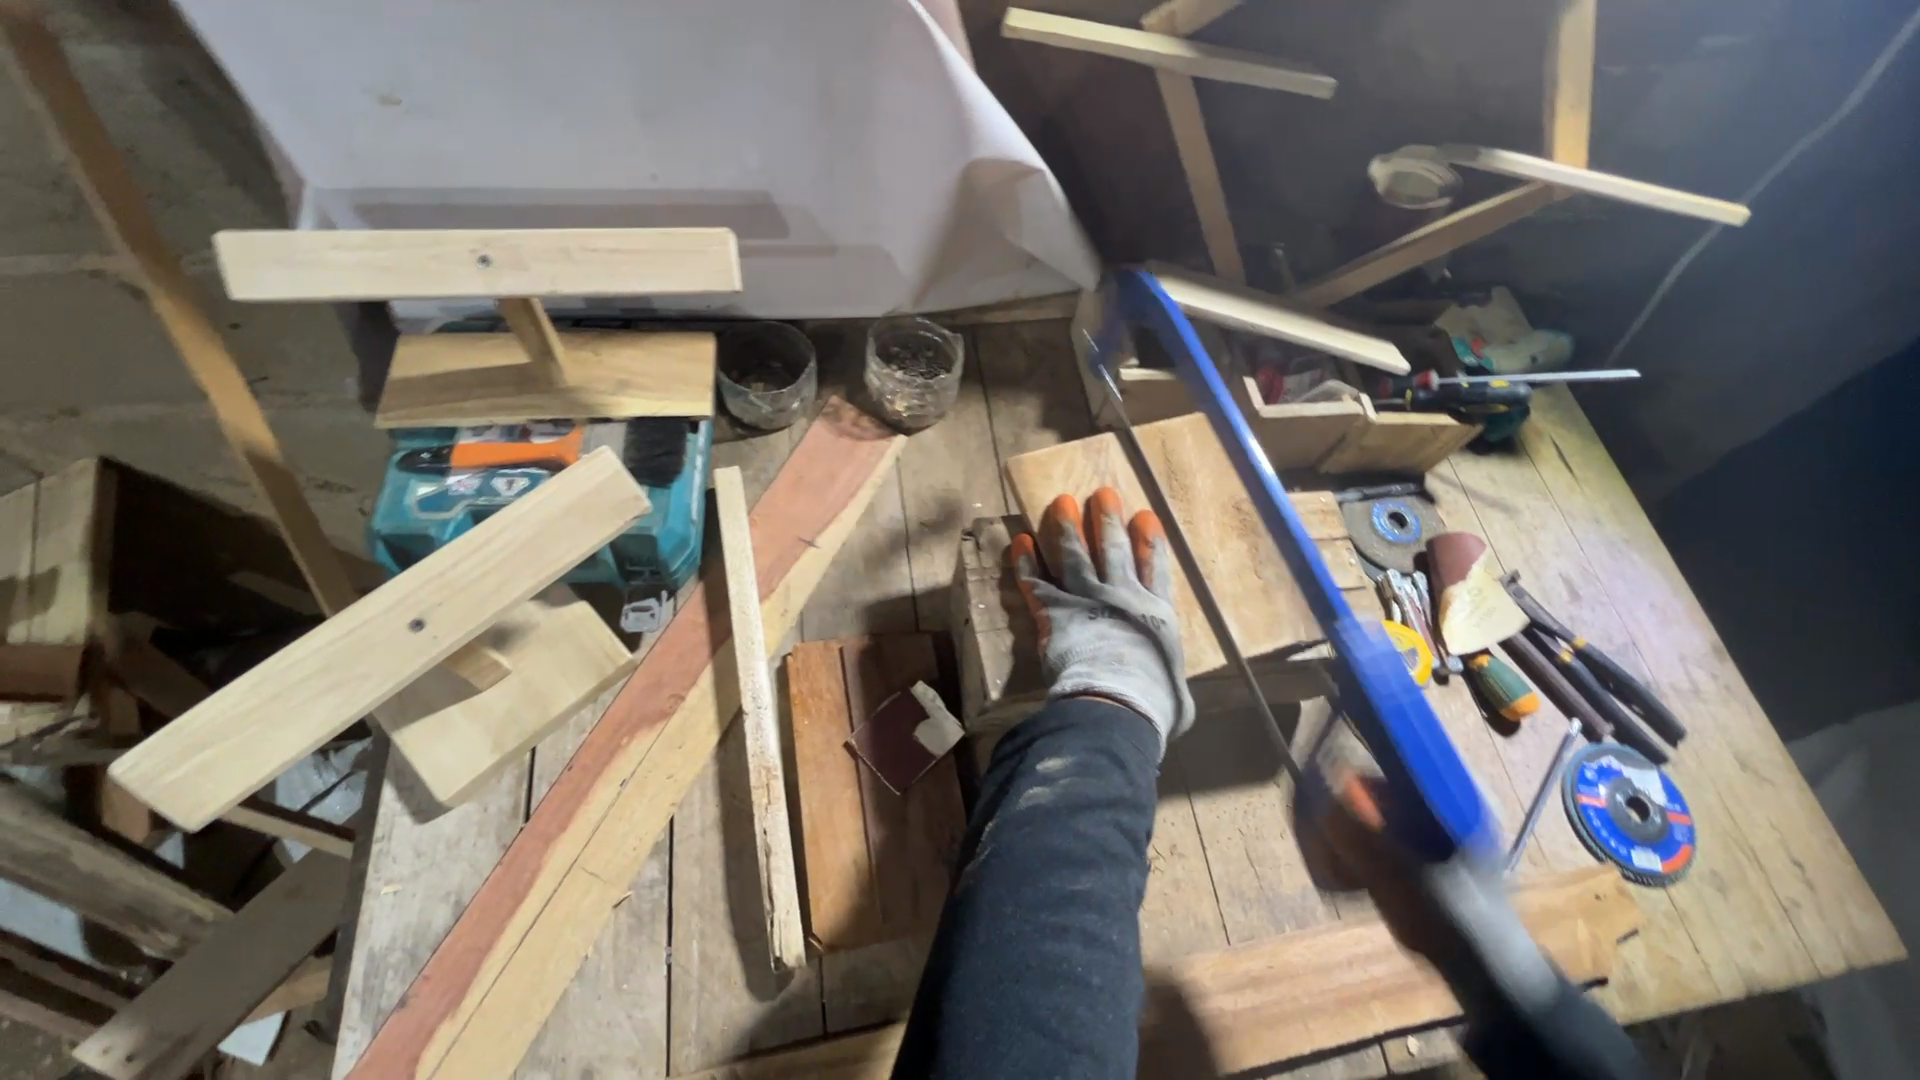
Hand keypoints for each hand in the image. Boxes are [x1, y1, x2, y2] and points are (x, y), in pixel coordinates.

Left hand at [1011, 487, 1193, 752]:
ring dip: (1067, 527)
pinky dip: (1026, 561)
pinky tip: (1021, 541)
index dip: (1150, 541)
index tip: (1144, 516)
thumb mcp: (1176, 696)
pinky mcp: (1052, 611)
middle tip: (1102, 493)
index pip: (1155, 566)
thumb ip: (1171, 685)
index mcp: (1155, 612)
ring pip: (1074, 555)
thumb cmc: (1153, 701)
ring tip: (1062, 502)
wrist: (1115, 700)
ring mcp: (1084, 599)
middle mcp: (1120, 596)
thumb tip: (1175, 701)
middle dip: (1107, 519)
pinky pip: (1036, 580)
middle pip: (1113, 548)